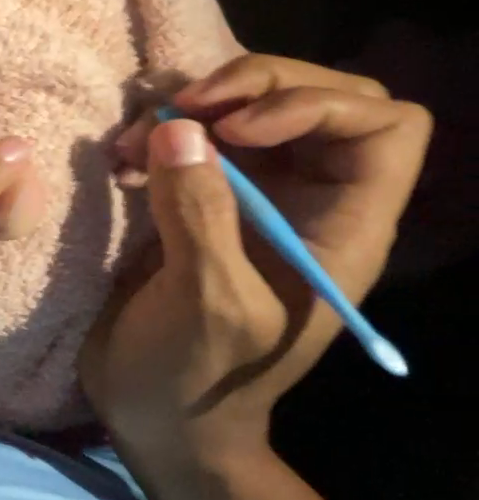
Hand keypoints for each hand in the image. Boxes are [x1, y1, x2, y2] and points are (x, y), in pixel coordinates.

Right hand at [88, 58, 430, 461]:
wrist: (157, 413)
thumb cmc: (199, 371)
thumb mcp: (209, 300)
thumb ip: (200, 214)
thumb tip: (178, 127)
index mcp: (341, 227)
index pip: (381, 128)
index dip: (314, 107)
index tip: (234, 130)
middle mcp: (303, 200)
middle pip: (321, 99)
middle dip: (251, 86)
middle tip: (179, 106)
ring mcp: (244, 199)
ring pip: (248, 110)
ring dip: (189, 107)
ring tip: (130, 137)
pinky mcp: (188, 204)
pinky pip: (187, 140)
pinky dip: (152, 132)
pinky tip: (118, 158)